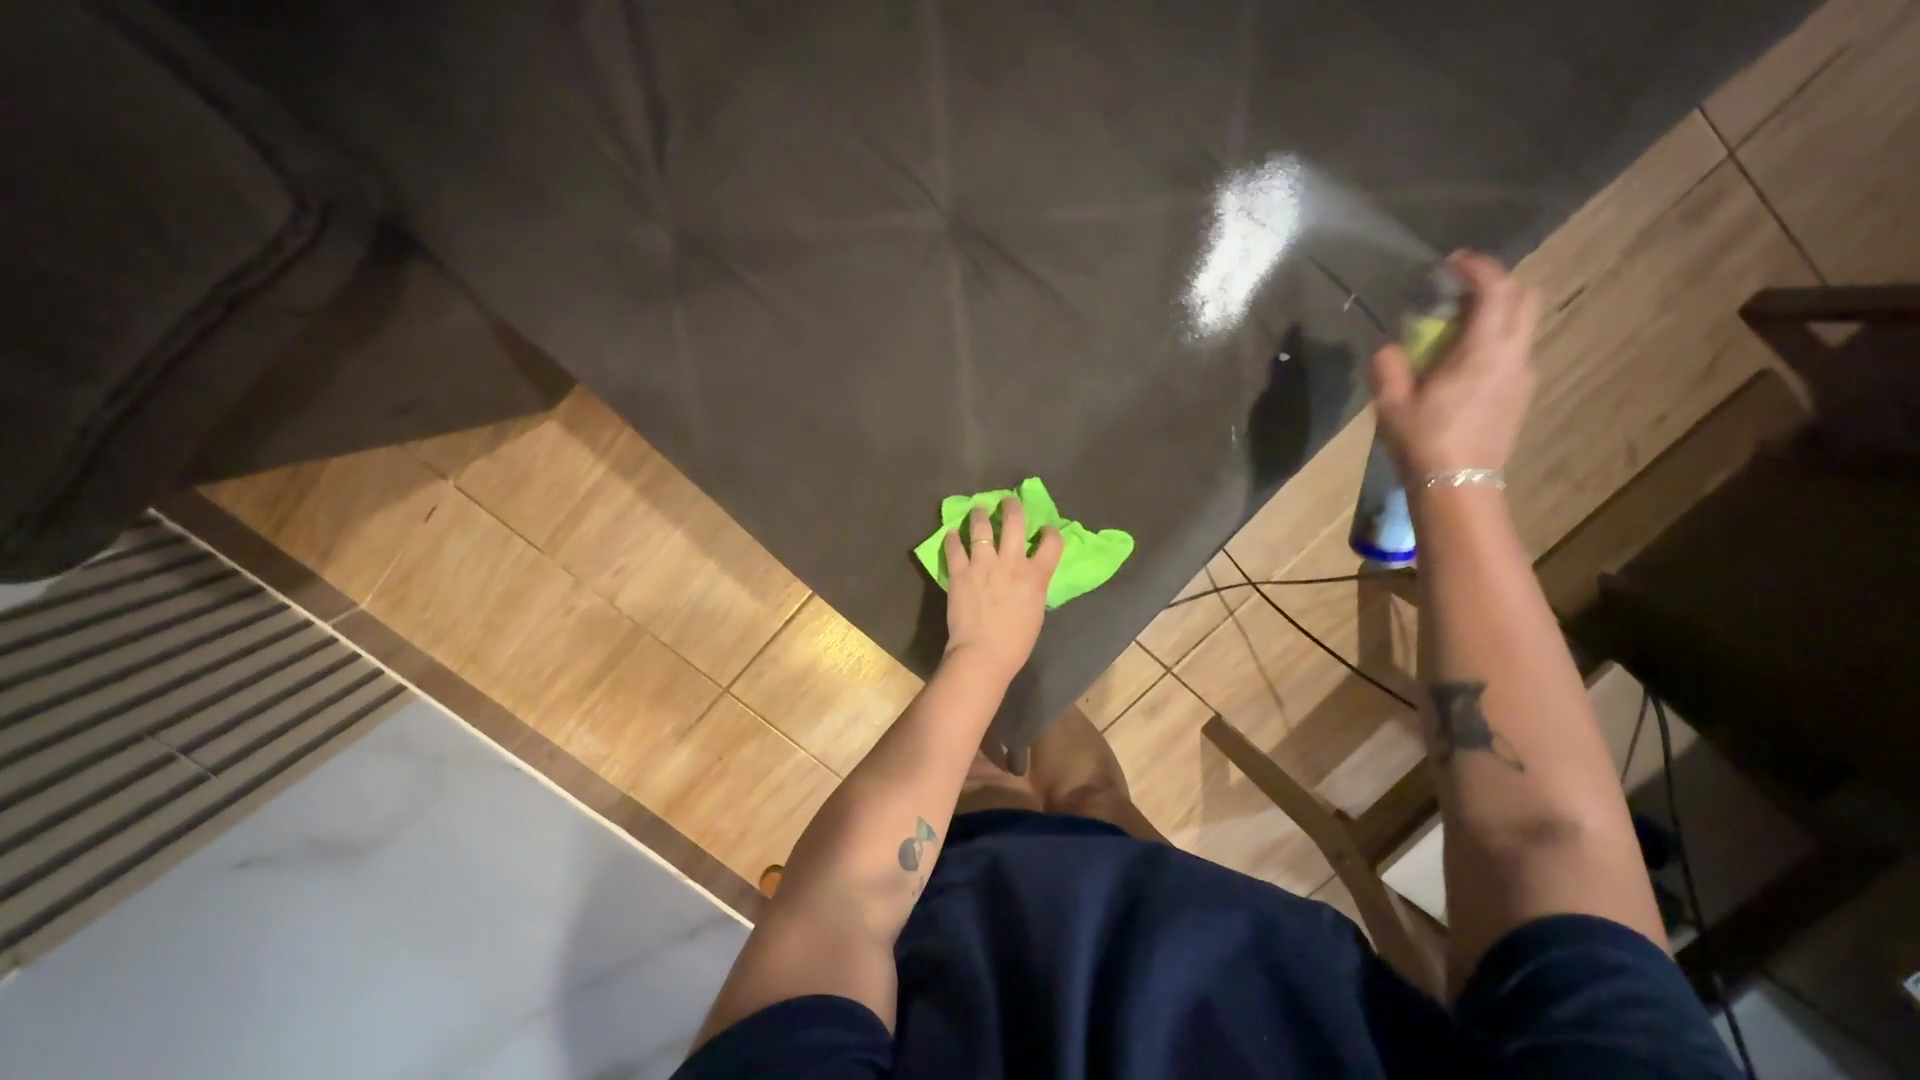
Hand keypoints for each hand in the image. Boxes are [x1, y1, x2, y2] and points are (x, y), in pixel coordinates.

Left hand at [941, 497, 1062, 681]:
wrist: (983, 654)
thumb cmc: (1016, 642)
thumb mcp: (1036, 610)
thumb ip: (1033, 587)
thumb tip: (1028, 576)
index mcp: (1036, 576)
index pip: (1052, 542)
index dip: (1050, 532)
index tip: (1045, 530)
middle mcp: (1011, 563)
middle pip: (1015, 522)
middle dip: (1012, 507)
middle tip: (1008, 501)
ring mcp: (983, 565)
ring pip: (981, 527)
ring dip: (980, 514)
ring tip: (978, 509)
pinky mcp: (960, 572)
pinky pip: (955, 547)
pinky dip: (953, 538)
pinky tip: (952, 533)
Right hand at [1369, 251, 1539, 476]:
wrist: (1458, 485)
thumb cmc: (1425, 440)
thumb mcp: (1391, 402)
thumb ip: (1388, 365)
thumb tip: (1389, 348)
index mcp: (1484, 349)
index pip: (1495, 289)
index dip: (1476, 268)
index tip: (1451, 262)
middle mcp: (1514, 355)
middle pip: (1523, 299)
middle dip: (1496, 284)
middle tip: (1460, 288)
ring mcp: (1522, 376)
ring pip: (1522, 325)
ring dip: (1496, 313)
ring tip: (1457, 324)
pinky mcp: (1519, 395)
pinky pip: (1514, 350)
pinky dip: (1495, 338)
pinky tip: (1463, 359)